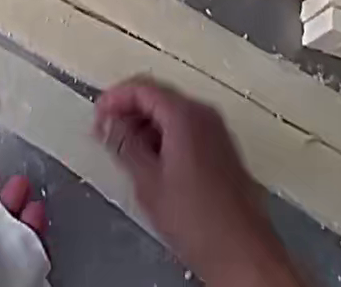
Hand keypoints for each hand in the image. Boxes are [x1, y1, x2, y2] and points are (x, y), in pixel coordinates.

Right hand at [94, 77, 303, 286]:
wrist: (243, 252)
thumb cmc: (195, 219)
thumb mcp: (148, 182)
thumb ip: (124, 145)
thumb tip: (108, 123)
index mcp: (184, 114)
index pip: (142, 87)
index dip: (115, 97)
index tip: (97, 114)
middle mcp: (203, 113)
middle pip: (158, 96)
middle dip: (129, 111)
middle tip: (106, 132)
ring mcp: (216, 129)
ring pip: (173, 113)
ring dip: (145, 125)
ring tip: (124, 150)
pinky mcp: (222, 147)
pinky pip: (187, 128)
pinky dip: (165, 135)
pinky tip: (152, 161)